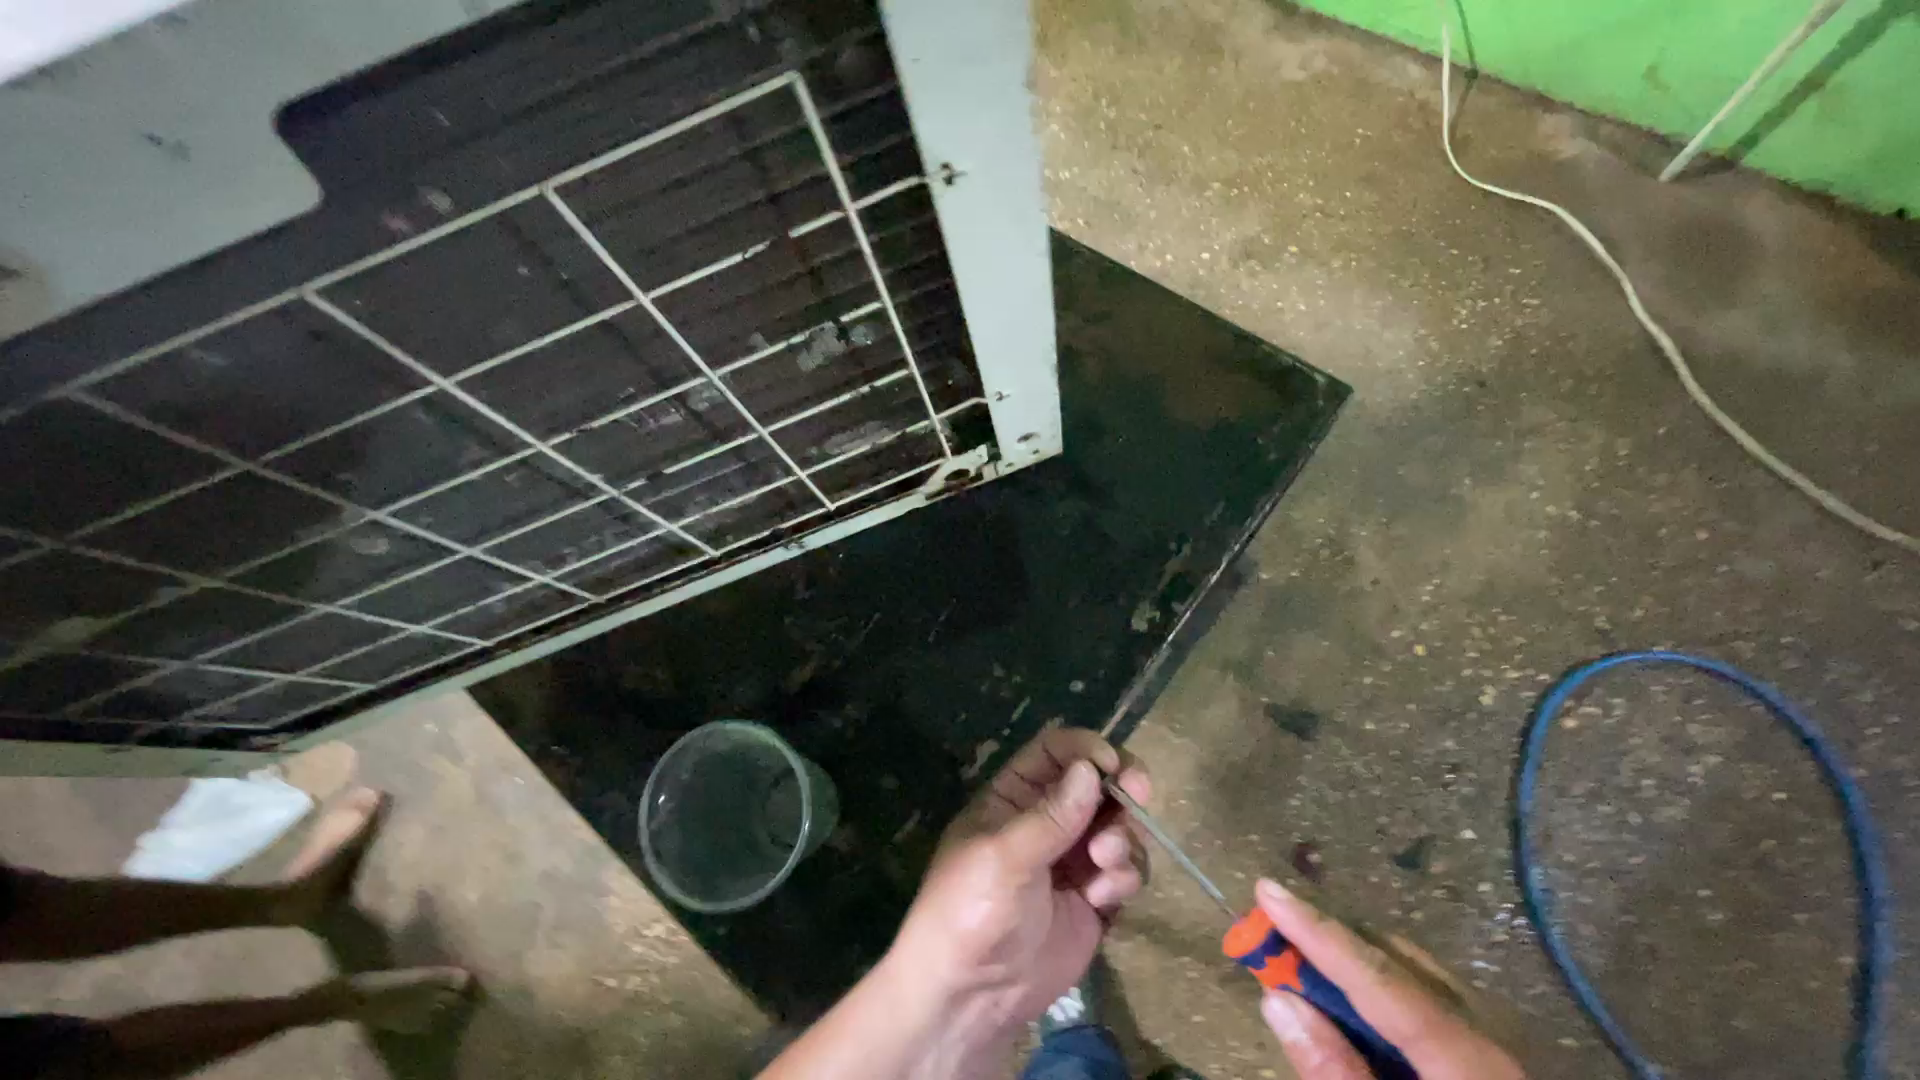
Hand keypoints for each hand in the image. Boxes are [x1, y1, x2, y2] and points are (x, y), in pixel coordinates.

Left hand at [887, 728, 1151, 1038]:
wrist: (971, 996)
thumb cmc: (970, 911)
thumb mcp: (1003, 856)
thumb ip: (1051, 815)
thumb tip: (1091, 769)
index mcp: (1012, 797)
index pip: (1055, 752)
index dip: (1087, 749)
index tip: (1112, 765)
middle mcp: (1046, 821)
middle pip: (1098, 784)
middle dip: (1121, 788)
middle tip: (1137, 795)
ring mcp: (1072, 860)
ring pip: (1117, 826)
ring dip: (1121, 837)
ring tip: (1102, 864)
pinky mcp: (1094, 900)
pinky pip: (1125, 872)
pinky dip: (1122, 878)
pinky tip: (1101, 899)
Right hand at [1253, 878, 1525, 1078]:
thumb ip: (1337, 1076)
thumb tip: (1278, 1001)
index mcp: (1470, 1062)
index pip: (1382, 980)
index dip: (1319, 933)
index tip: (1267, 889)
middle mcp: (1490, 1044)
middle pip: (1402, 970)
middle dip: (1332, 942)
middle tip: (1272, 924)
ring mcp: (1497, 1055)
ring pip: (1417, 984)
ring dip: (1352, 967)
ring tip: (1298, 958)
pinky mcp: (1489, 1067)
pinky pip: (1429, 1011)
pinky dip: (1381, 997)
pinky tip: (1350, 1011)